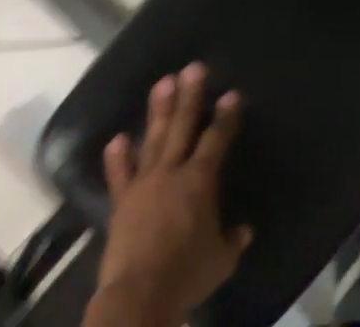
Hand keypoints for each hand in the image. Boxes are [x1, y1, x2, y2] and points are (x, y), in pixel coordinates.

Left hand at [94, 63, 251, 326]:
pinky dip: (118, 157)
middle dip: (190, 96)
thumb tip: (243, 230)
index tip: (232, 94)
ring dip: (159, 111)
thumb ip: (232, 240)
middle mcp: (171, 173)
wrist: (139, 293)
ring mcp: (143, 184)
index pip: (216, 140)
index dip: (225, 117)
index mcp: (200, 182)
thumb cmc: (187, 273)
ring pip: (153, 139)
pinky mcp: (121, 201)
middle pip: (182, 127)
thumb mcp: (221, 259)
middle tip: (193, 68)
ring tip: (163, 82)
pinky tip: (117, 138)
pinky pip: (119, 174)